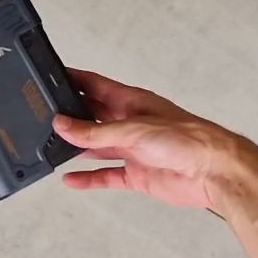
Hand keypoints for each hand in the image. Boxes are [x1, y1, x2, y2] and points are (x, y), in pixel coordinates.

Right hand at [52, 69, 251, 210]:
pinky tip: (72, 180)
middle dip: (70, 116)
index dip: (73, 80)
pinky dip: (88, 178)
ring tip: (50, 147)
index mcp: (131, 102)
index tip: (50, 77)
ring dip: (76, 148)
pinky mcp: (137, 174)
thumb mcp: (132, 130)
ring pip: (97, 147)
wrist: (213, 172)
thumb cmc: (187, 139)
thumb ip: (95, 132)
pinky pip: (106, 175)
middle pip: (92, 117)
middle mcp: (130, 124)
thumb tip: (62, 125)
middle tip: (44, 116)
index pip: (95, 86)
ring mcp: (133, 149)